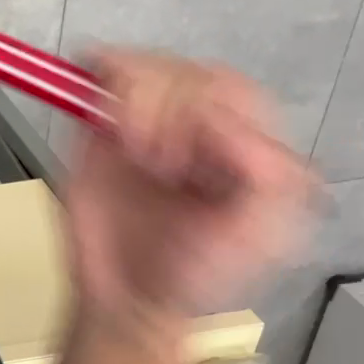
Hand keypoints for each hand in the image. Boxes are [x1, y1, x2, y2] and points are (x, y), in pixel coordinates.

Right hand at [63, 49, 314, 327]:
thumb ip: (267, 179)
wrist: (125, 297)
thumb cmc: (194, 276)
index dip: (206, 115)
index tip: (181, 167)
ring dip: (134, 101)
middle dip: (168, 111)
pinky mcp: (102, 123)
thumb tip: (228, 129)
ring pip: (149, 67)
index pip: (235, 93)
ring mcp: (148, 120)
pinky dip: (102, 72)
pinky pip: (106, 73)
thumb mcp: (257, 239)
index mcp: (246, 146)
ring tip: (130, 152)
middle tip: (153, 165)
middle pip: (192, 73)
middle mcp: (200, 126)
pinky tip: (96, 100)